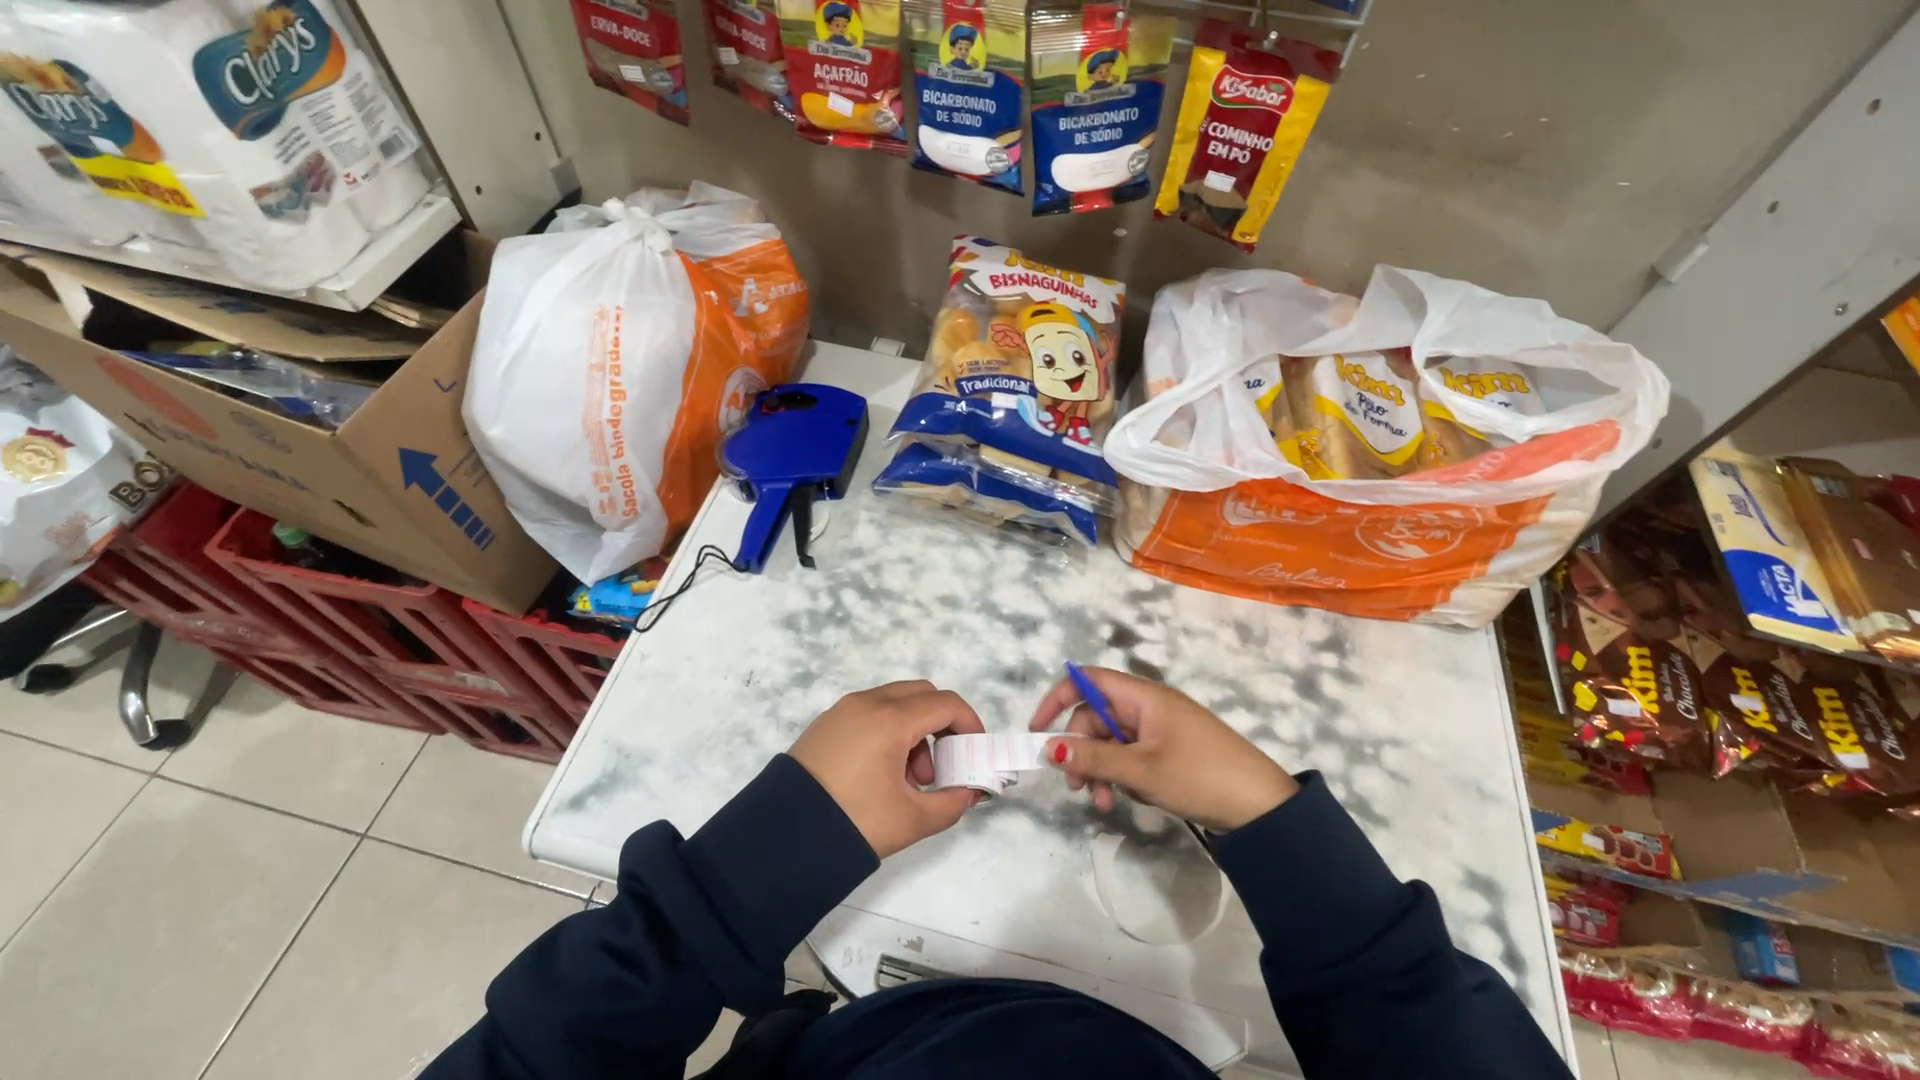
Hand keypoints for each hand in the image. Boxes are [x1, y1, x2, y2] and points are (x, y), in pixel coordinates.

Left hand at [789, 680, 985, 857]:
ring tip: (909, 781)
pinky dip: (887, 732)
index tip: (975, 752)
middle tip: (941, 768)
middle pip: (921, 695)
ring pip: (894, 703)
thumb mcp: (913, 819)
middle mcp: (866, 703)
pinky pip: (869, 714)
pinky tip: (881, 776)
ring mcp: (842, 711)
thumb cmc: (856, 821)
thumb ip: (953, 802)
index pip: (945, 704)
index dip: (969, 723)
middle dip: (941, 725)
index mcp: (890, 719)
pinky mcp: (825, 725)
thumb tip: (970, 792)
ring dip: (914, 731)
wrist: (784, 837)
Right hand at [1028, 666, 1297, 831]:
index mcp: (1144, 697)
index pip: (1088, 680)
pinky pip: (1131, 758)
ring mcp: (1161, 732)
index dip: (1058, 698)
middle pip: (1096, 718)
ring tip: (1103, 804)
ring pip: (1112, 743)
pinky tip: (1125, 801)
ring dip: (1099, 770)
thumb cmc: (1200, 776)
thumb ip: (1094, 757)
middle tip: (1076, 787)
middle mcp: (1149, 708)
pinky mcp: (1170, 755)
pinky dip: (1120, 777)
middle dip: (1080, 750)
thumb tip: (1049, 746)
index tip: (1037, 730)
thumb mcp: (1141, 769)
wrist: (1262, 808)